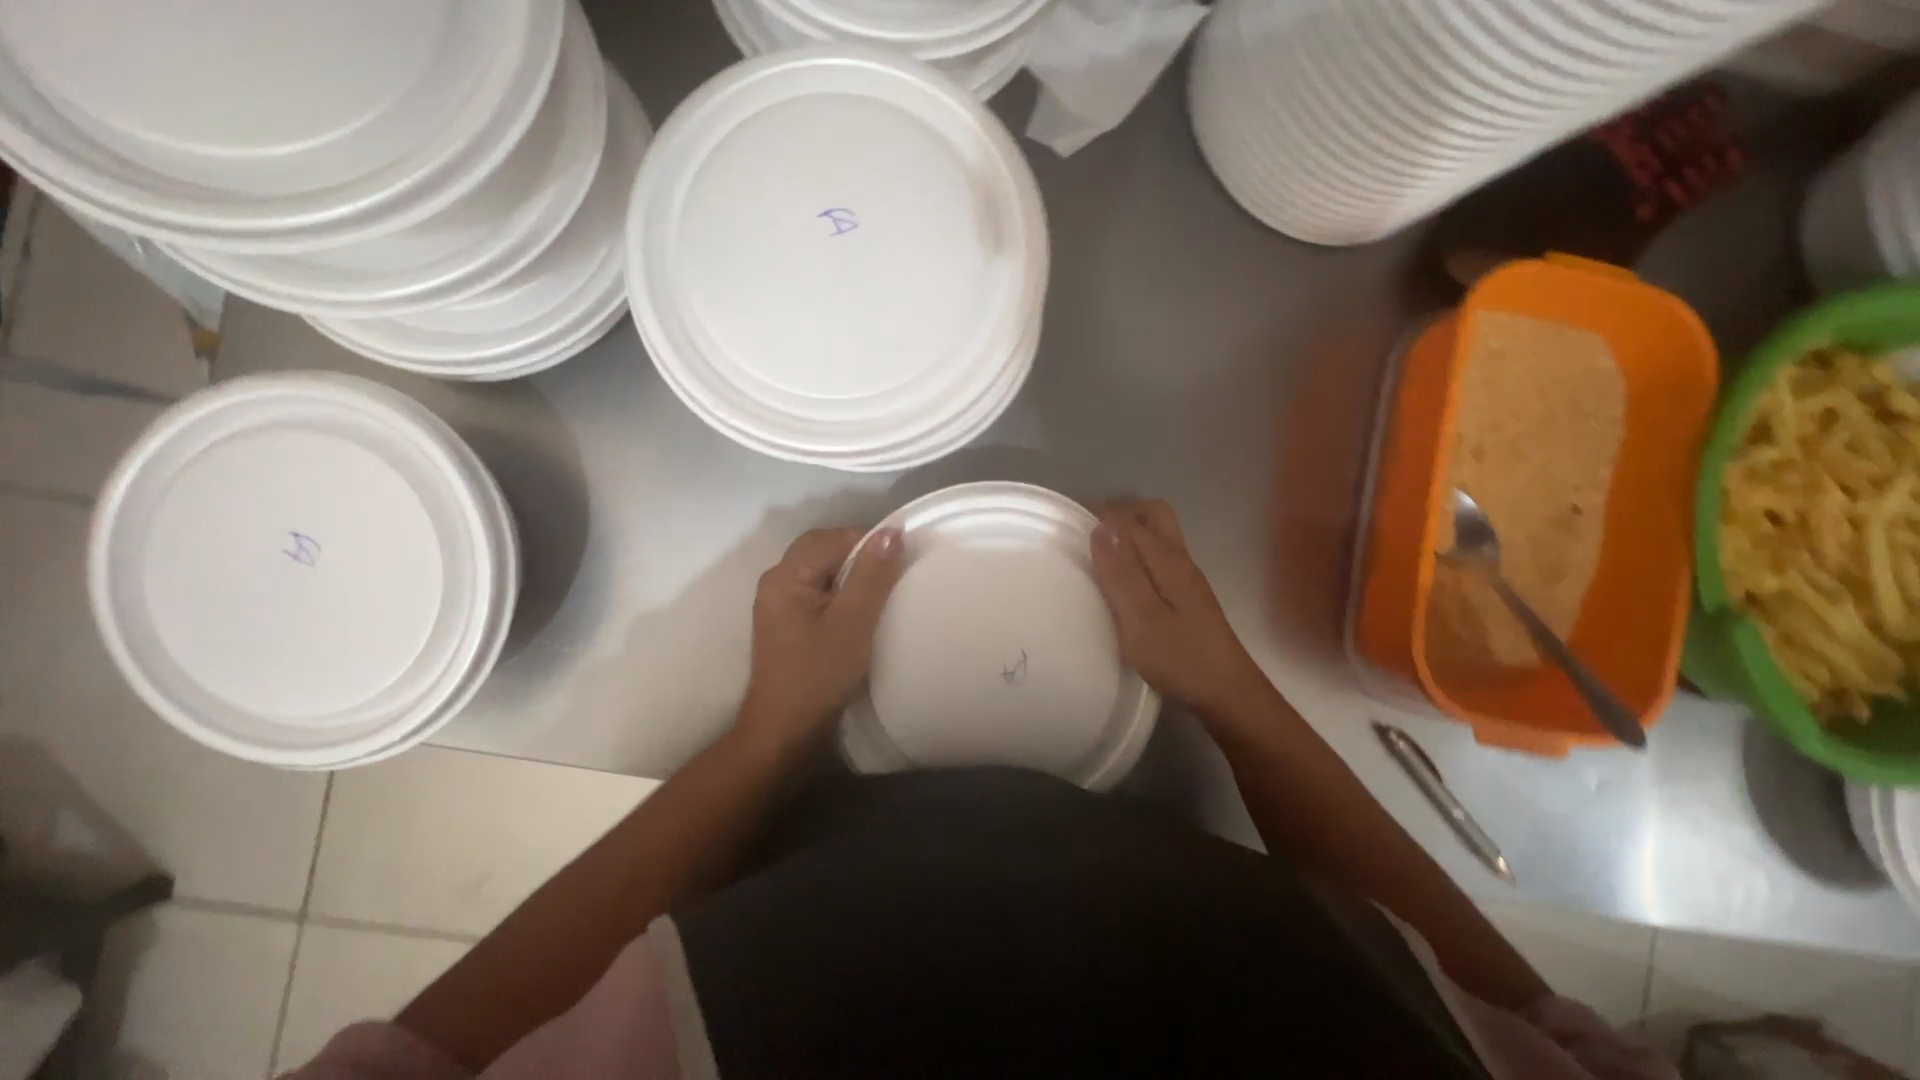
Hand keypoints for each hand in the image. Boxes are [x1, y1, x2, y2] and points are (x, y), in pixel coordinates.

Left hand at [737, 525, 904, 749]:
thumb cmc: (819, 675)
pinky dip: (841, 594)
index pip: (833, 537)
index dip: (869, 541)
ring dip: (851, 575)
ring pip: (821, 571)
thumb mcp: (854, 622)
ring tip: (883, 593)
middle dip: (860, 554)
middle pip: (823, 549)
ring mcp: (778, 604)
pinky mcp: (786, 625)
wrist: (785, 731)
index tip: (902, 558)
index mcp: (787, 576)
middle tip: (894, 574)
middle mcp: (776, 582)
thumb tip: (891, 532)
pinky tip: (862, 613)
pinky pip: (817, 592)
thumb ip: (872, 575)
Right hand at [1089, 500, 1268, 717]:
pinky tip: (1123, 581)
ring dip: (1131, 533)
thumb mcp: (1142, 619)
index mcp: (1168, 561)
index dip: (1101, 512)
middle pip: (1154, 516)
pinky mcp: (1189, 600)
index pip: (1131, 520)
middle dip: (1122, 513)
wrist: (1227, 694)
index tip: (1070, 517)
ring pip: (1160, 537)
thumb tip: (1102, 527)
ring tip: (1100, 552)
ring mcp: (1188, 581)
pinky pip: (1161, 559)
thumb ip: (1121, 574)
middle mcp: (1181, 562)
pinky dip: (1139, 556)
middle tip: (1089, 530)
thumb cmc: (1180, 658)